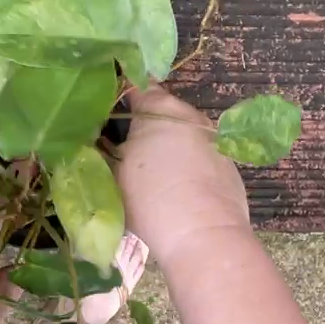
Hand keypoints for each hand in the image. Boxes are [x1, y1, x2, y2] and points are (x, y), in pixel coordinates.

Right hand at [114, 84, 250, 264]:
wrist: (203, 236)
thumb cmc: (149, 199)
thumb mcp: (110, 175)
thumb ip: (101, 153)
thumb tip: (95, 144)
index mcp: (159, 107)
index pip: (135, 88)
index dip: (117, 100)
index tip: (102, 117)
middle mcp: (191, 115)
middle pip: (160, 116)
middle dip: (142, 132)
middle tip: (122, 158)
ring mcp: (214, 140)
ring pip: (181, 140)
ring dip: (165, 153)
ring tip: (150, 183)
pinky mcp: (229, 167)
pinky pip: (199, 163)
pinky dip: (186, 172)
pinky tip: (175, 198)